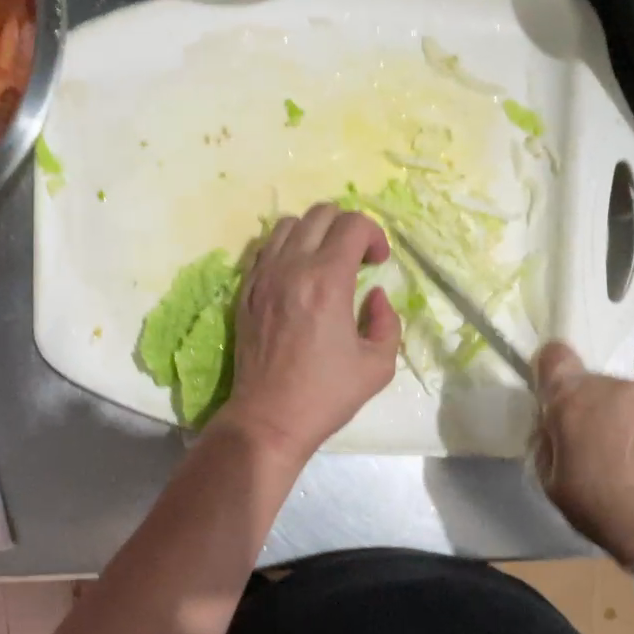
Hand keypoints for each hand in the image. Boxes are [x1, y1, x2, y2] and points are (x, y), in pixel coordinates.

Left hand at [210, 203, 401, 460]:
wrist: (269, 419)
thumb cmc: (326, 397)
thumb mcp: (378, 366)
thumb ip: (387, 322)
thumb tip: (374, 296)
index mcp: (327, 282)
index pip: (353, 225)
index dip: (374, 236)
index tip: (378, 262)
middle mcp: (291, 269)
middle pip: (320, 214)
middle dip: (346, 228)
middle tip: (356, 259)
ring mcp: (262, 278)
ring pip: (288, 225)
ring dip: (314, 234)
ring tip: (324, 262)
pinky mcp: (245, 292)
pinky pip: (265, 249)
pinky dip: (286, 250)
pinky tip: (297, 277)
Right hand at [533, 343, 633, 625]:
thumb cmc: (613, 510)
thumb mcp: (558, 489)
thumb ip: (550, 448)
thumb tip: (552, 430)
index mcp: (576, 400)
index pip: (554, 358)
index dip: (551, 372)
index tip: (555, 396)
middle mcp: (622, 386)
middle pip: (601, 388)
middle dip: (598, 414)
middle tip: (602, 456)